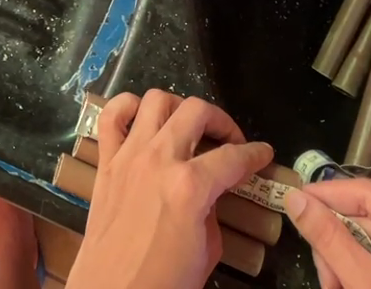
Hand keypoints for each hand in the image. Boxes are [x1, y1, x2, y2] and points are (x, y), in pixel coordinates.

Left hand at [65, 91, 273, 288]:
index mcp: (190, 186)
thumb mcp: (207, 251)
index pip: (233, 158)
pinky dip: (128, 106)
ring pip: (155, 100)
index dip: (255, 154)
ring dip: (178, 108)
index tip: (263, 153)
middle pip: (196, 111)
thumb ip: (212, 210)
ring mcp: (129, 154)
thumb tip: (212, 190)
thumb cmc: (165, 283)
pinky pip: (112, 114)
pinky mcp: (106, 159)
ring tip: (188, 128)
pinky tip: (143, 120)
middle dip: (222, 121)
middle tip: (230, 141)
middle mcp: (160, 158)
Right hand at [284, 178, 370, 288]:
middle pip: (365, 219)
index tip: (294, 200)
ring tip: (333, 286)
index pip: (368, 194)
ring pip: (365, 241)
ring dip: (341, 262)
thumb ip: (330, 239)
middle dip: (336, 244)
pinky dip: (354, 273)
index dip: (329, 194)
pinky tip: (343, 287)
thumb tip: (294, 197)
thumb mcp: (366, 285)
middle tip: (323, 273)